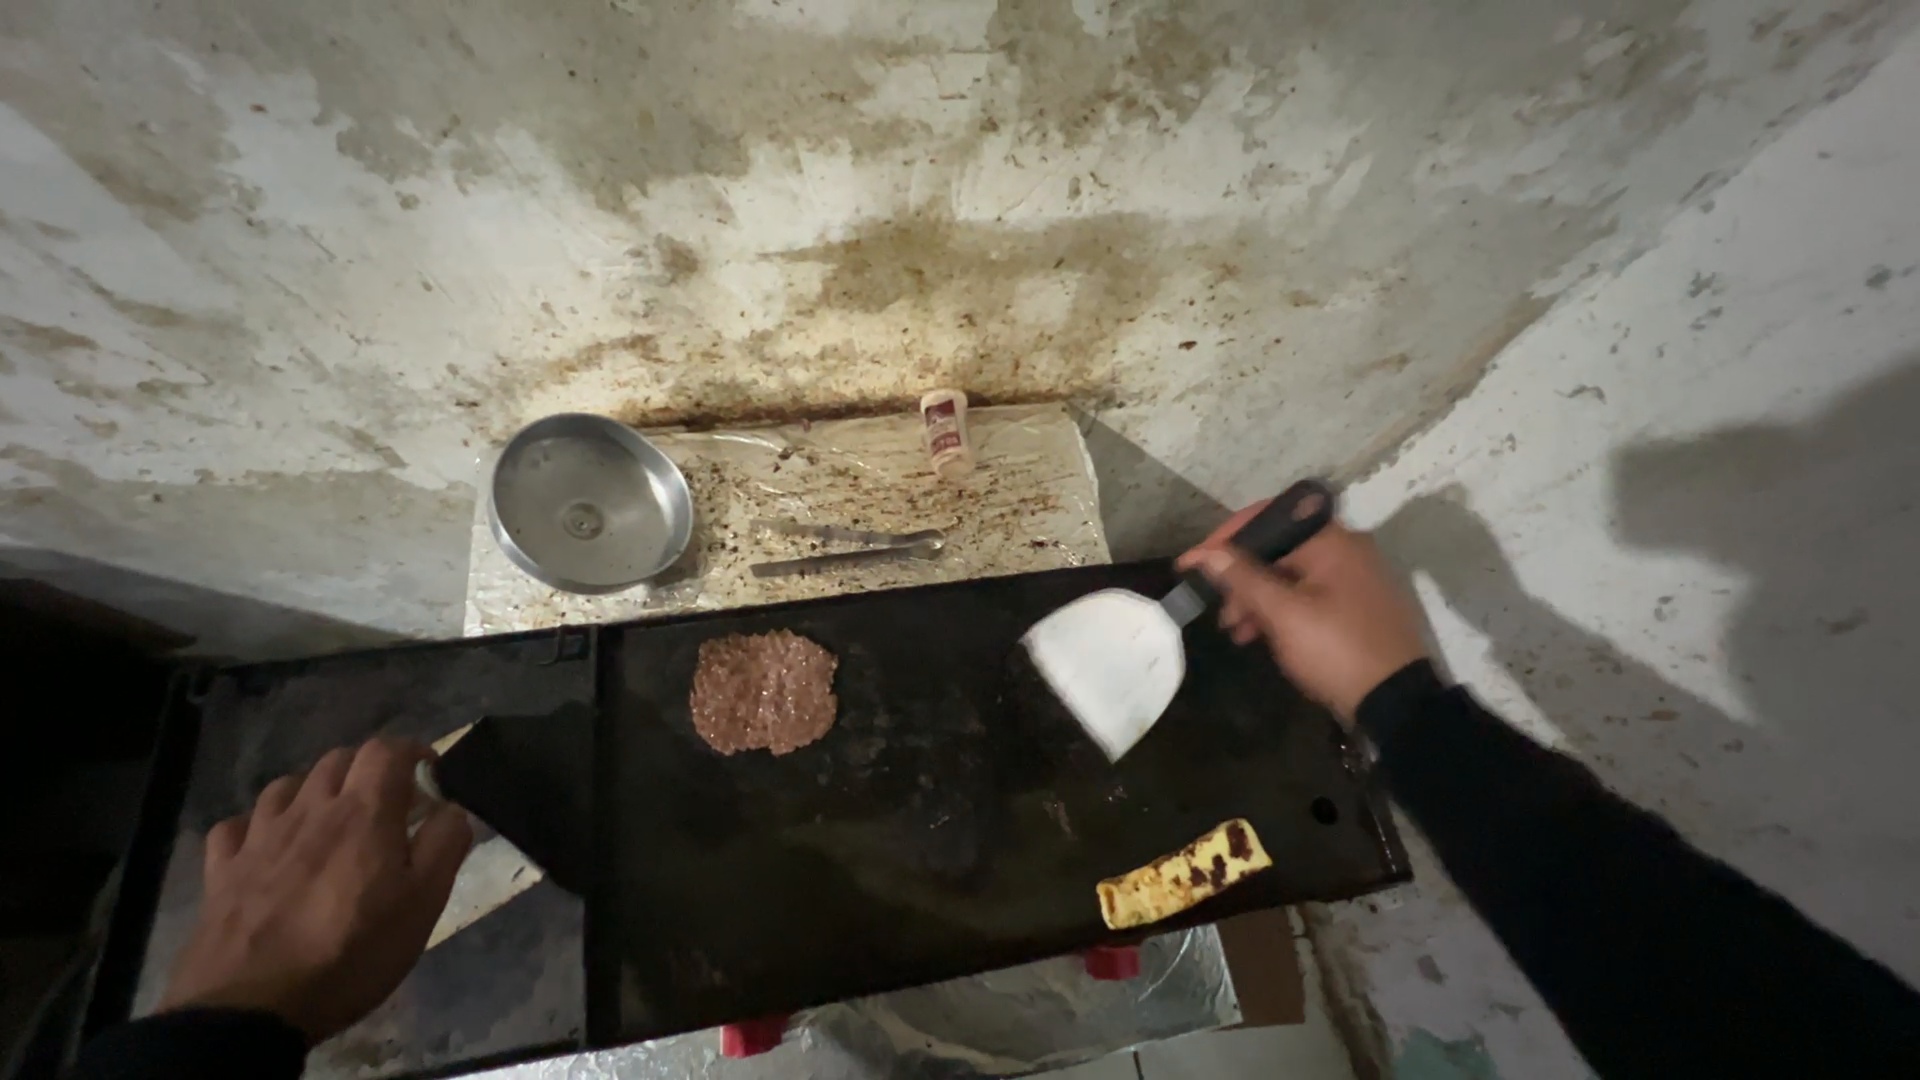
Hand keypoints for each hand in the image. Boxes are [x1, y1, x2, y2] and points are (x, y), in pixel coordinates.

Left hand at [159, 738, 472, 1042]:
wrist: (248, 1014)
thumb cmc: (352, 951)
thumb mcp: (425, 901)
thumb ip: (447, 842)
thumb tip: (452, 808)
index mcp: (365, 812)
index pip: (387, 749)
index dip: (413, 751)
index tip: (429, 778)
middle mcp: (310, 811)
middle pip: (338, 759)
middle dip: (368, 768)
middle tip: (389, 803)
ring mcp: (258, 840)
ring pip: (287, 785)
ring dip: (316, 790)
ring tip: (332, 820)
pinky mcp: (219, 874)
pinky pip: (236, 826)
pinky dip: (259, 824)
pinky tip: (271, 846)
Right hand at [1177, 506, 1428, 722]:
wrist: (1396, 703)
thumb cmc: (1336, 649)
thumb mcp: (1282, 613)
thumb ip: (1242, 578)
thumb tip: (1206, 553)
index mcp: (1332, 541)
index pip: (1267, 517)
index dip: (1225, 537)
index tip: (1193, 563)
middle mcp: (1345, 550)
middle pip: (1276, 548)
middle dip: (1239, 576)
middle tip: (1216, 607)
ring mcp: (1352, 579)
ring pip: (1287, 575)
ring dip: (1254, 597)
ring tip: (1234, 630)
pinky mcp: (1353, 607)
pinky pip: (1304, 595)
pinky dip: (1277, 610)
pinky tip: (1258, 636)